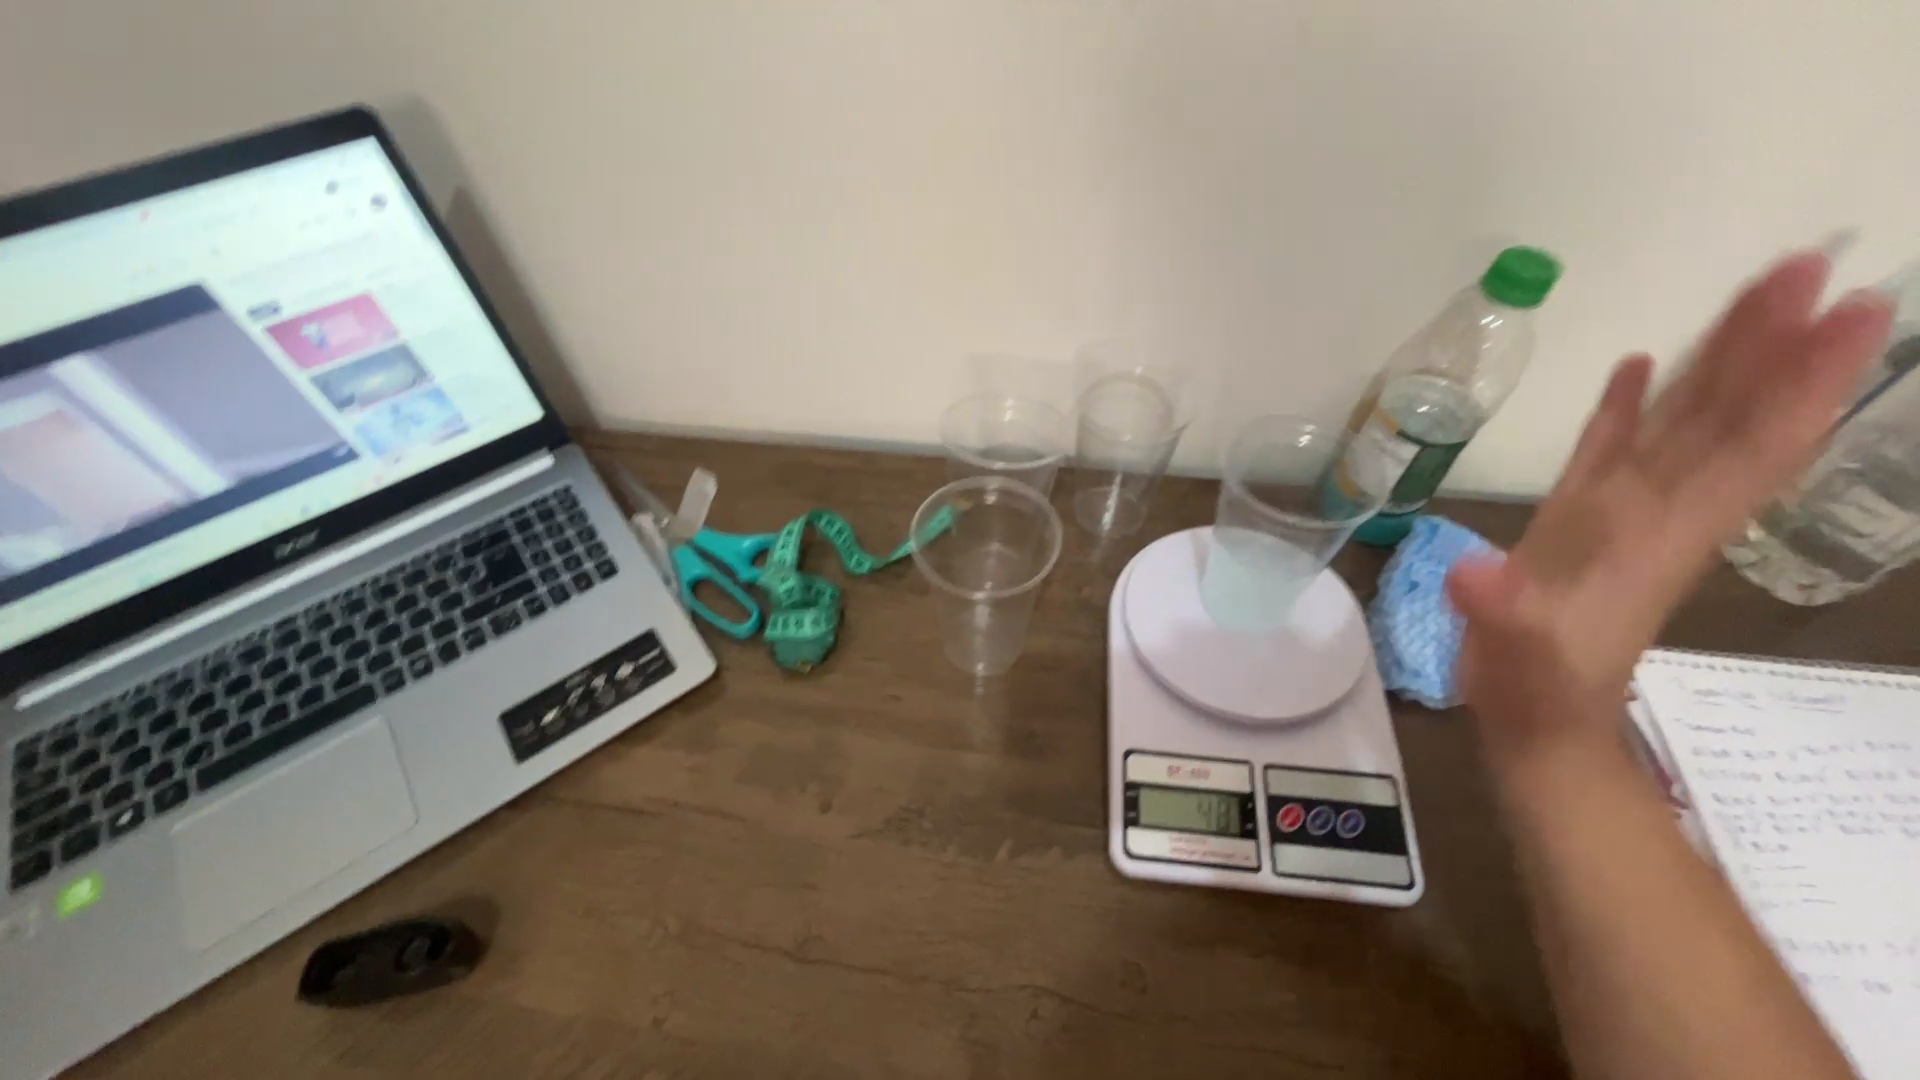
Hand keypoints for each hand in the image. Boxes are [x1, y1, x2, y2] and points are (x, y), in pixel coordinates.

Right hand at [1447, 251, 1891, 763]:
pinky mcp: (1576, 522)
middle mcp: (1654, 513)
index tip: (1846, 308)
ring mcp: (1616, 515)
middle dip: (1770, 347)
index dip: (1799, 382)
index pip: (1745, 449)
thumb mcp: (1517, 659)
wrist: (1538, 725)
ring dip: (1719, 365)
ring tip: (1749, 297)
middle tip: (1806, 265)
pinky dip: (1632, 408)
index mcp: (1655, 534)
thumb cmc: (1535, 693)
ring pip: (1681, 427)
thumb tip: (1474, 569)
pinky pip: (1614, 450)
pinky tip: (1641, 364)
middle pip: (1725, 421)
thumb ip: (1501, 614)